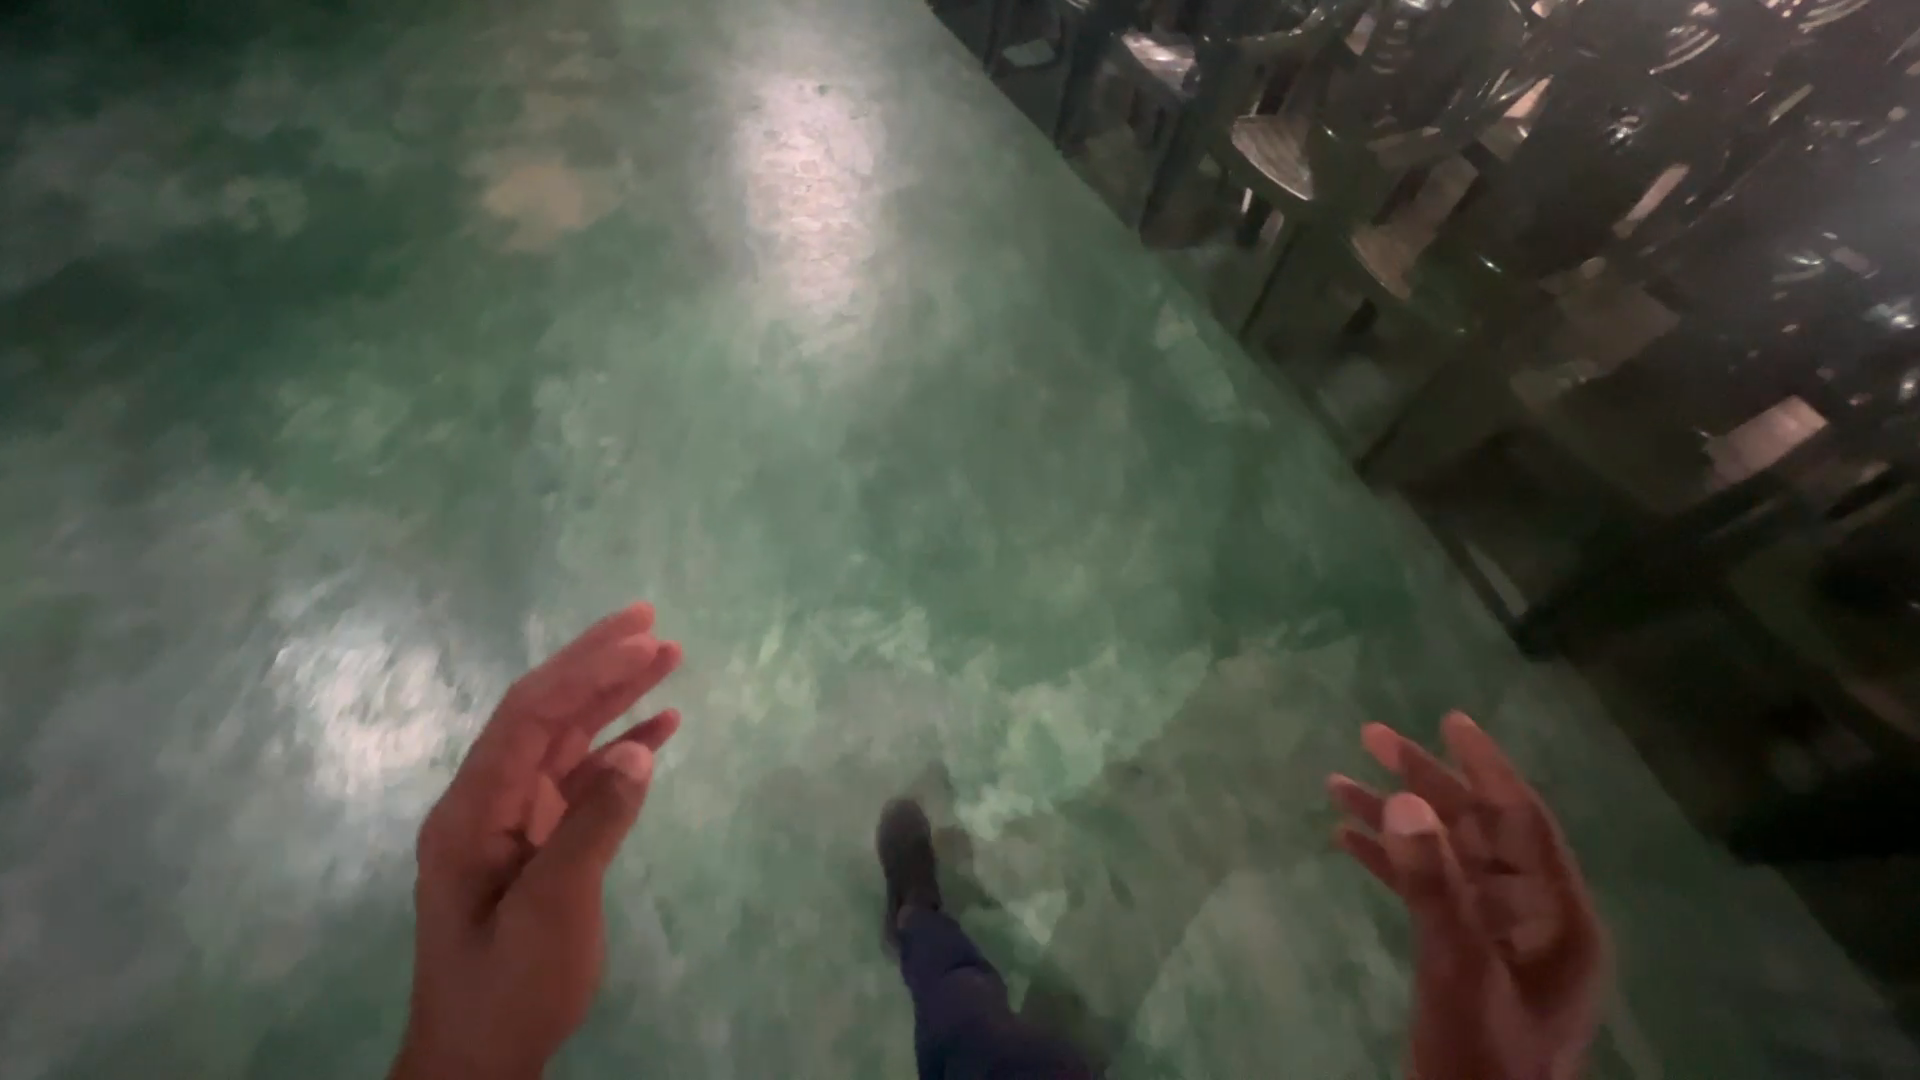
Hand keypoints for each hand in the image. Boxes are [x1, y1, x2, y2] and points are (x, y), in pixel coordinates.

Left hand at [392, 603, 683, 1079]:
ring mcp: (518, 815)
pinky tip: (664, 725)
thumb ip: (593, 826)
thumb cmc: (507, 988)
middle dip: (595, 660)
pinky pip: (587, 774)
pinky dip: (626, 744)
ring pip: (570, 734)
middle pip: (545, 709)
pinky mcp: (545, 834)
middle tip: (647, 617)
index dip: (586, 670)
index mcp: (473, 810)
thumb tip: (639, 751)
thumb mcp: (550, 912)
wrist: (482, 1059)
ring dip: (617, 694)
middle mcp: (491, 798)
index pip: (530, 716)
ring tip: (668, 654)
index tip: (641, 638)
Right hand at [1328, 712, 1605, 1079]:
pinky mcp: (1461, 948)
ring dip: (1394, 817)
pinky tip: (1345, 836)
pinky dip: (1388, 859)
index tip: (1449, 721)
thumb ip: (1433, 884)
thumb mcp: (1457, 965)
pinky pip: (1424, 887)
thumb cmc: (1482, 1053)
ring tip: (1337, 781)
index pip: (1522, 821)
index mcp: (1556, 917)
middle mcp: (1531, 915)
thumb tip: (1405, 800)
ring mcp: (1496, 932)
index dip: (1486, 767)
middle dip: (1424, 782)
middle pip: (1476, 829)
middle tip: (1372, 736)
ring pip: (1443, 853)